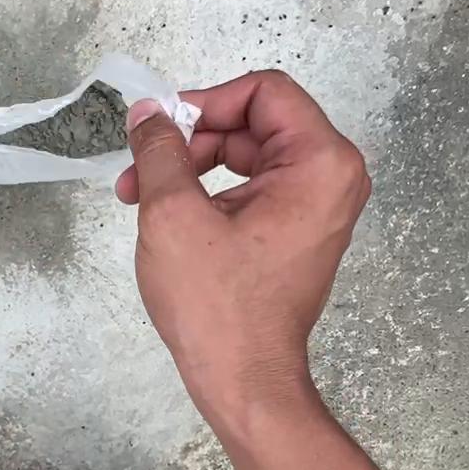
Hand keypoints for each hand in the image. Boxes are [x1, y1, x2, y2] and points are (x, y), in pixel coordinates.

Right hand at [115, 71, 369, 428]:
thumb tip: (147, 113)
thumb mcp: (173, 214)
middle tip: (137, 172)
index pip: (262, 91)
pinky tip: (169, 220)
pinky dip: (206, 196)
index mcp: (320, 163)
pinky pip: (248, 191)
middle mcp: (331, 179)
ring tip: (140, 198)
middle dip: (188, 143)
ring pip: (244, 158)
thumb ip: (159, 151)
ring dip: (189, 170)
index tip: (157, 130)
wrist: (240, 378)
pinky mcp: (294, 234)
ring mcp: (315, 209)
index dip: (203, 102)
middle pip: (252, 124)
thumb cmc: (215, 304)